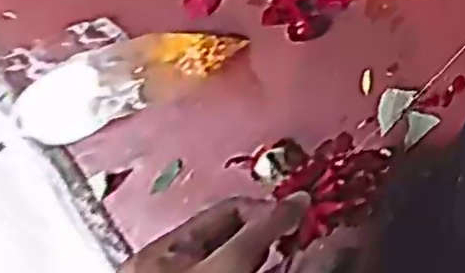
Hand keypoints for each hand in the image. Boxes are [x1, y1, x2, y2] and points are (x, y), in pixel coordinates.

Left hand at [120, 195, 308, 272]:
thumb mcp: (228, 264)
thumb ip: (266, 226)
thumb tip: (300, 198)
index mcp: (163, 251)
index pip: (231, 210)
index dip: (267, 211)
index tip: (294, 223)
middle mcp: (168, 269)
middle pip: (233, 237)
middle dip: (267, 238)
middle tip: (292, 245)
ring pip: (234, 263)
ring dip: (264, 260)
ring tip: (289, 262)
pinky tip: (278, 272)